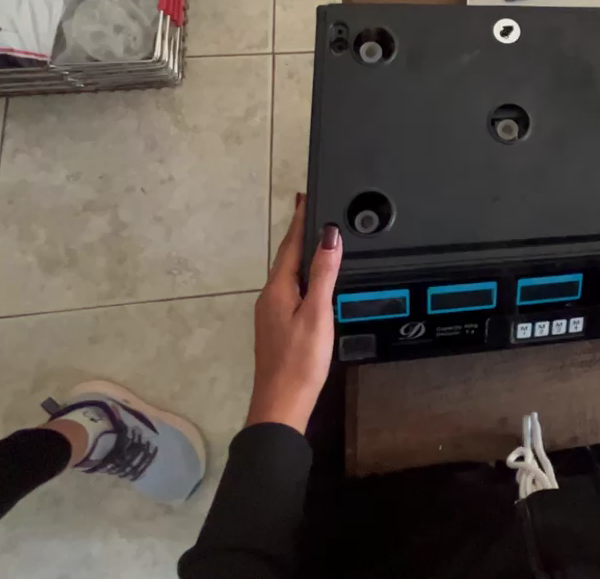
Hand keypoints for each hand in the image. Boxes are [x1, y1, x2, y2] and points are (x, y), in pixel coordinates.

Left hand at [248, 194, 341, 431]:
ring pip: (289, 273)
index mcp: (278, 289)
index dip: (300, 220)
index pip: (291, 245)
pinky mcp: (278, 325)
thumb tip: (329, 235)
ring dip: (301, 252)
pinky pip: (291, 287)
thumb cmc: (300, 360)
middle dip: (299, 232)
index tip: (306, 196)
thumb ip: (324, 273)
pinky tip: (312, 277)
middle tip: (312, 208)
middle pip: (287, 257)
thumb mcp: (317, 313)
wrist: (282, 404)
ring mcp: (272, 312)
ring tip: (315, 236)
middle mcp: (270, 297)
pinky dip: (302, 271)